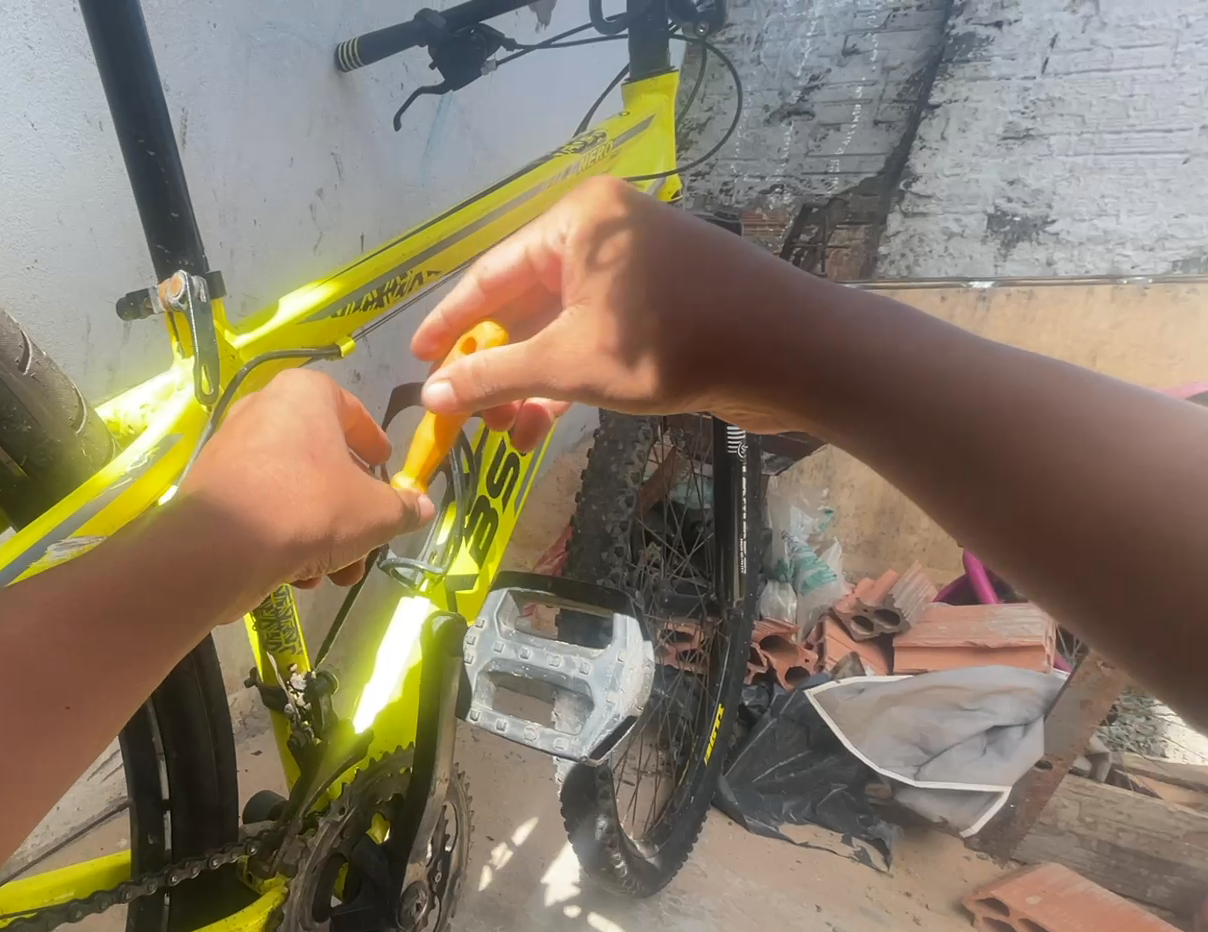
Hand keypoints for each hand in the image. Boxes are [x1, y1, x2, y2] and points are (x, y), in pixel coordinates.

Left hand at [177, 369, 432, 617]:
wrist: (222, 549)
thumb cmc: (311, 508)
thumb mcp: (374, 513)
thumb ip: (402, 508)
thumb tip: (422, 507)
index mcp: (304, 394)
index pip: (351, 410)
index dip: (374, 444)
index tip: (385, 469)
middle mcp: (263, 410)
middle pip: (322, 462)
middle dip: (349, 510)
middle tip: (366, 541)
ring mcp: (231, 451)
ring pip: (294, 492)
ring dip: (322, 536)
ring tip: (336, 573)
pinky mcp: (212, 491)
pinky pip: (262, 509)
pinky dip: (285, 539)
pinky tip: (297, 576)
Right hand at [410, 176, 821, 444]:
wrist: (791, 355)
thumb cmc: (670, 344)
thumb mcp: (567, 364)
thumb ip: (493, 377)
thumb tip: (431, 397)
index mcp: (572, 224)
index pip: (486, 276)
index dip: (448, 324)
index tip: (416, 359)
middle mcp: (595, 237)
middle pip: (517, 307)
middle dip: (490, 366)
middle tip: (458, 411)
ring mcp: (625, 272)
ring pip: (550, 330)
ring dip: (523, 383)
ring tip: (498, 431)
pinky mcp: (648, 304)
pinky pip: (584, 340)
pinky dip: (559, 381)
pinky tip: (535, 427)